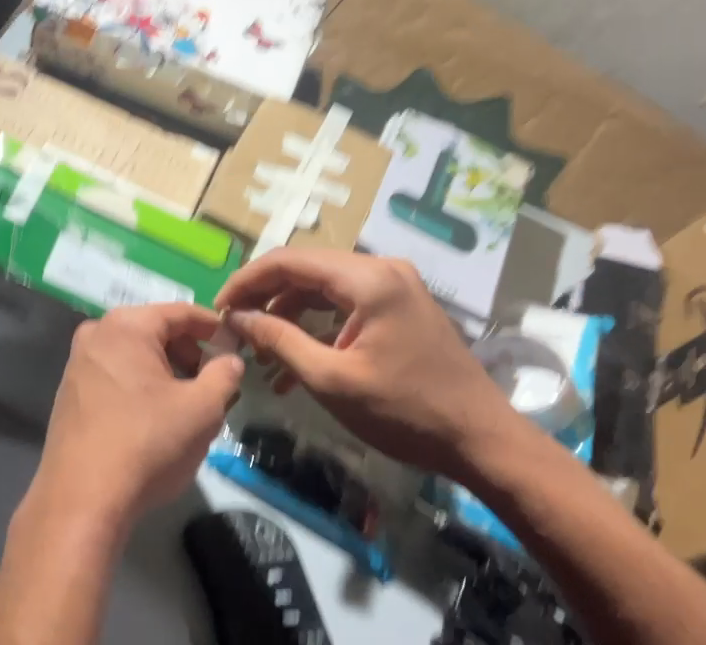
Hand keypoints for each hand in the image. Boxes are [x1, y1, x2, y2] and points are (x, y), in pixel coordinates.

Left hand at [29, 304, 245, 526]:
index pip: (179, 312)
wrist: (83, 493)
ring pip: (133, 353)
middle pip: (154, 330)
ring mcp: (78, 361)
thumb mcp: (201, 410)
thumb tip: (230, 358)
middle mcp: (96, 333)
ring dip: (165, 369)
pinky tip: (156, 415)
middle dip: (189, 351)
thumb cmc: (148, 442)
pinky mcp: (70, 389)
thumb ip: (223, 376)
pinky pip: (114, 373)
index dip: (212, 325)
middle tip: (217, 380)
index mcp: (126, 326)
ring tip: (191, 401)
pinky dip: (140, 383)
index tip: (237, 342)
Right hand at [216, 249, 520, 478]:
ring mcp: (394, 287)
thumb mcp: (331, 379)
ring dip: (286, 316)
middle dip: (264, 298)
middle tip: (234, 326)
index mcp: (368, 279)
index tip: (219, 309)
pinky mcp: (400, 308)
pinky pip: (343, 305)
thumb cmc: (406, 412)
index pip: (288, 261)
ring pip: (320, 288)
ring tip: (259, 351)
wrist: (485, 444)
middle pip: (304, 270)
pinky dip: (315, 327)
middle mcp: (382, 270)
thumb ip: (277, 339)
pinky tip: (293, 362)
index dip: (247, 282)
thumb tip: (235, 316)